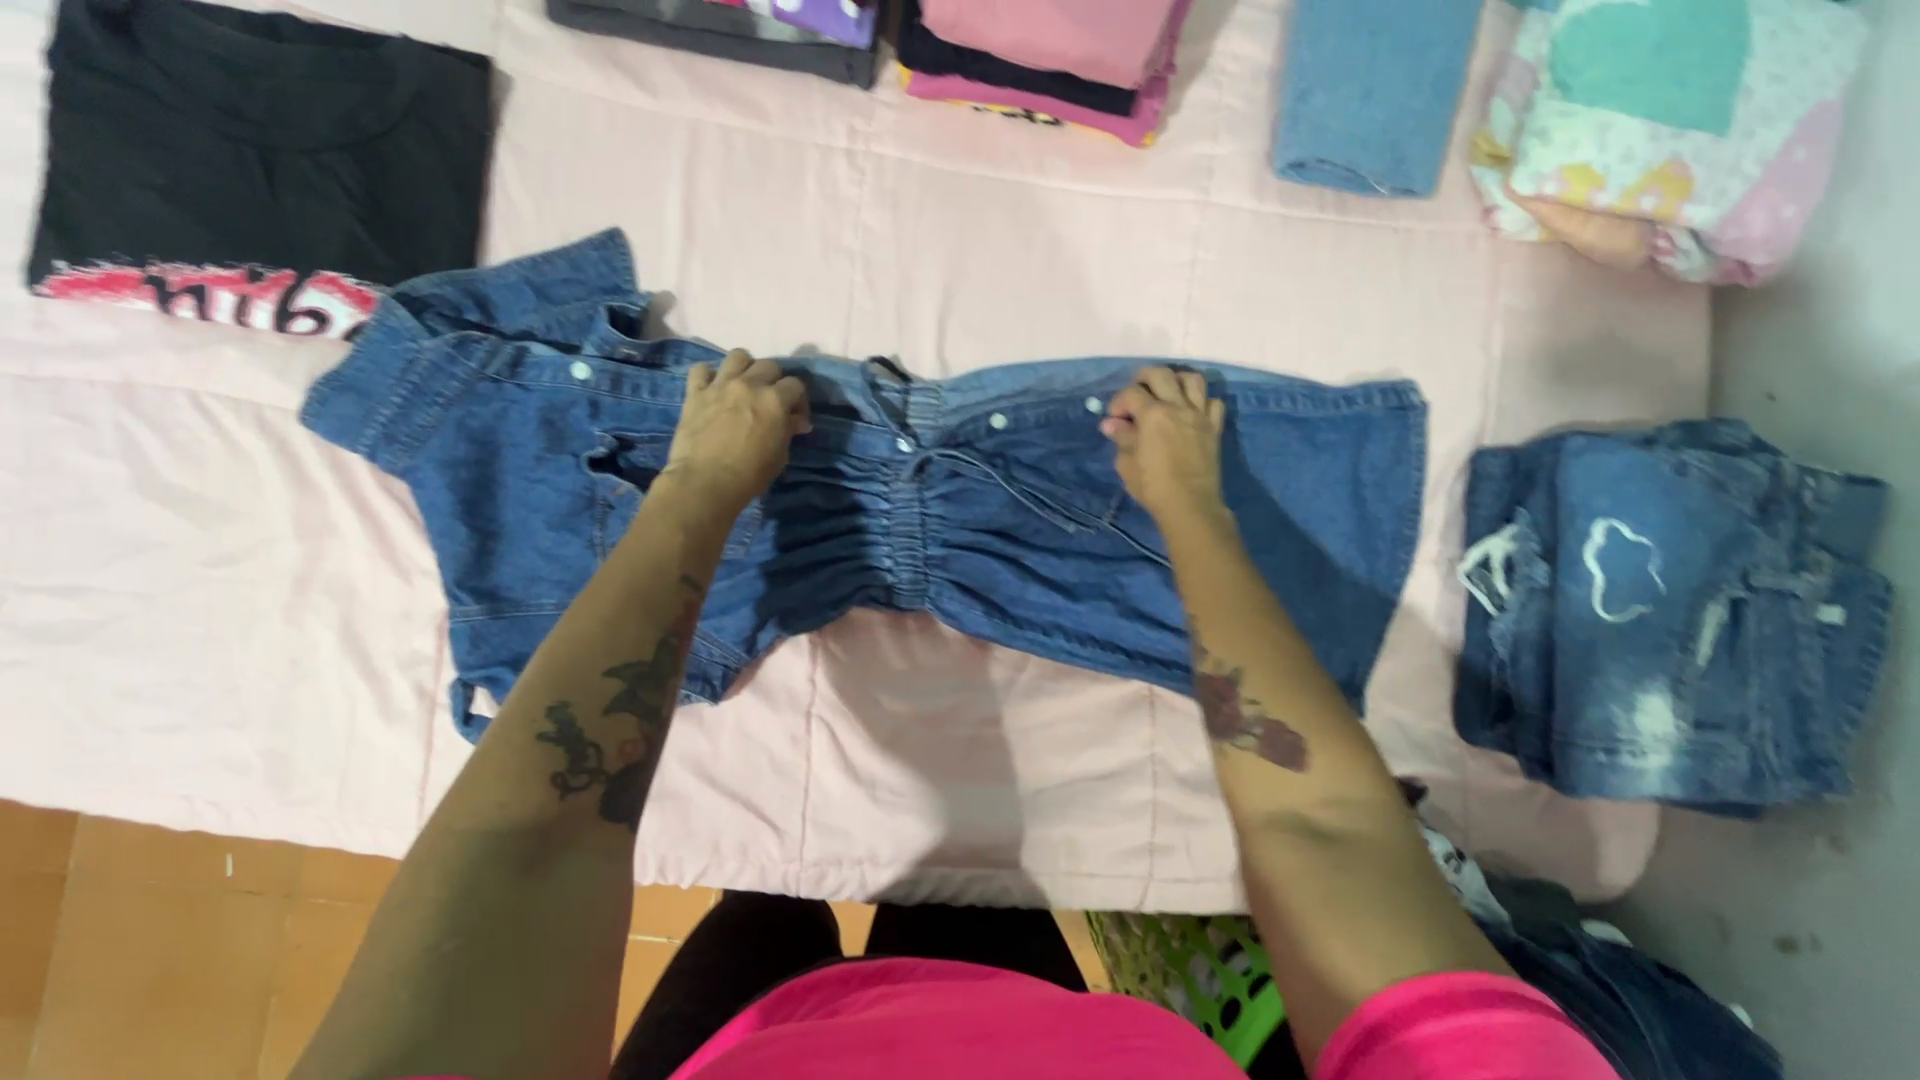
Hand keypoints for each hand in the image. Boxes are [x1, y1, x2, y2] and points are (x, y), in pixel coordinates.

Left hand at [662, 350, 811, 514]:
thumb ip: (787, 431)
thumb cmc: (749, 475)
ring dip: (745, 368)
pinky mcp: (695, 393)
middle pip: (769, 364)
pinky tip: (712, 389)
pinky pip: (701, 369)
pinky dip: (708, 375)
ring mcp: (720, 385)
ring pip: (738, 356)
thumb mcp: (780, 456)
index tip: (795, 418)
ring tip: (743, 386)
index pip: (796, 384)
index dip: (799, 400)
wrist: (705, 482)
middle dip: (775, 381)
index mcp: (775, 400)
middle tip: (770, 401)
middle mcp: (749, 384)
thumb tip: (795, 420)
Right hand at [1100, 367, 1229, 525]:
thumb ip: (1122, 438)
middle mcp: (1177, 407)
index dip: (1118, 402)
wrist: (1190, 504)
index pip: (1131, 393)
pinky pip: (1214, 403)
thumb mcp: (1127, 463)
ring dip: (1178, 380)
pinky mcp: (1215, 428)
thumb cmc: (1153, 486)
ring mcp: (1200, 415)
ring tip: (1168, 391)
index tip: (1114, 419)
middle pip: (1162, 374)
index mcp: (1152, 414)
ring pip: (1194, 380)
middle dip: (1144, 377)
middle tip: (1137, 391)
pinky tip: (1192, 411)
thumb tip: (1111, 424)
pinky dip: (1203, 402)